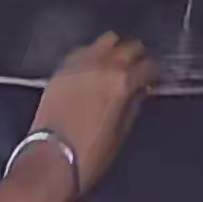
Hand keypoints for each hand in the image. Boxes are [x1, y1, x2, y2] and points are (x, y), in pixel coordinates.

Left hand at [30, 33, 156, 193]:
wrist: (49, 161)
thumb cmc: (90, 155)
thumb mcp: (121, 133)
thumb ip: (133, 105)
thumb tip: (139, 91)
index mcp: (122, 82)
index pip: (148, 66)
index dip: (153, 73)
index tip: (152, 79)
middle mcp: (104, 64)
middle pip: (130, 46)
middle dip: (137, 57)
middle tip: (136, 70)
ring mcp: (82, 62)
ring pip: (107, 40)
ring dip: (115, 49)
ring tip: (113, 65)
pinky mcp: (63, 67)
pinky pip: (84, 50)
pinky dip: (93, 55)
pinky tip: (91, 70)